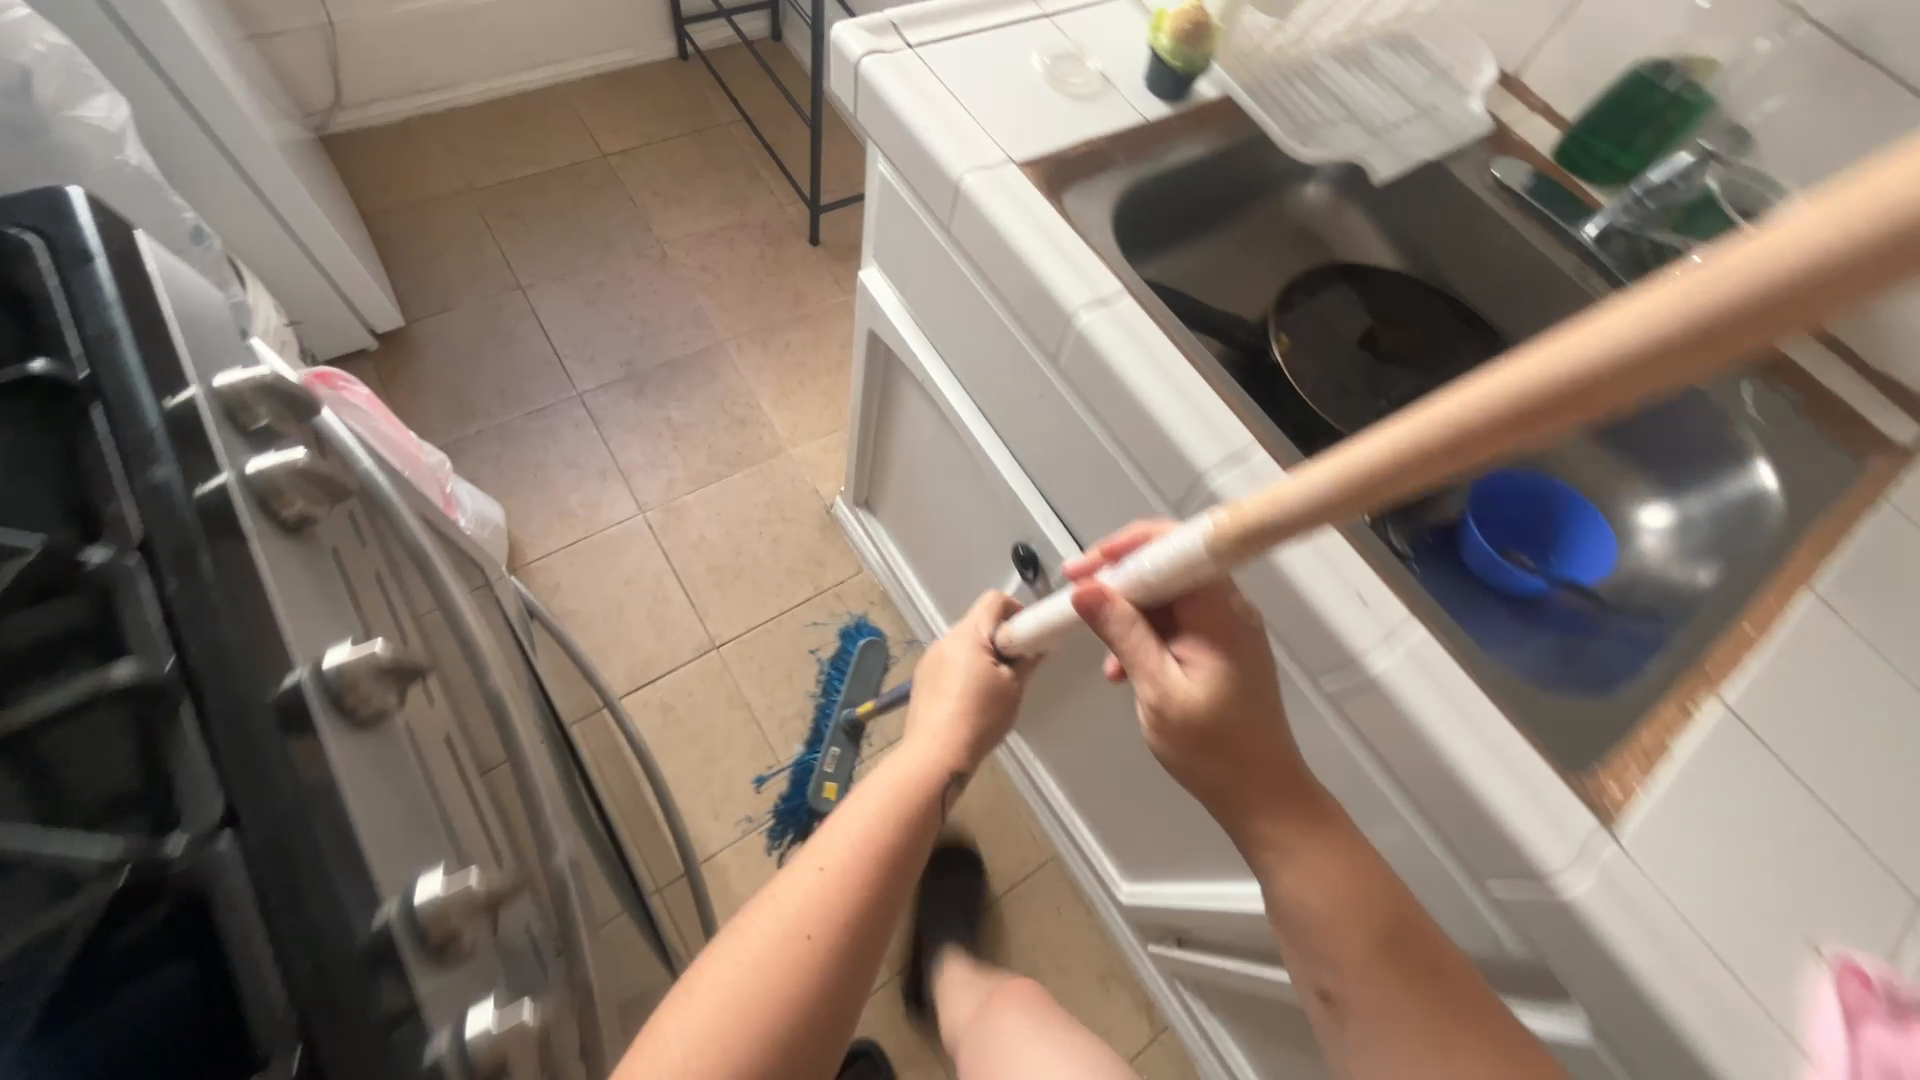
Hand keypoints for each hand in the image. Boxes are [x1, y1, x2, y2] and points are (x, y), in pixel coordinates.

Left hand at [902, 591, 1038, 774]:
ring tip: (992, 690)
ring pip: (963, 645)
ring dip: (981, 656)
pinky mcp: (922, 678)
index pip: (994, 600)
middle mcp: (945, 639)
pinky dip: (964, 671)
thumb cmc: (980, 716)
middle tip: (1015, 668)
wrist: (936, 754)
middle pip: (978, 623)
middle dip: (1000, 639)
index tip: (1027, 637)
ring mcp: (929, 658)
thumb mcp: (1013, 687)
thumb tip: (1038, 644)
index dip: (1015, 611)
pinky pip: (949, 662)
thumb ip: (1027, 659)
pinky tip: (970, 701)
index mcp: (968, 634)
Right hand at [1065, 520, 1323, 832]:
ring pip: (1166, 596)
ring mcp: (1224, 627)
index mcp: (1220, 610)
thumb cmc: (1212, 748)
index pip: (1171, 548)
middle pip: (1167, 566)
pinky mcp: (1218, 648)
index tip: (1079, 570)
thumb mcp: (1158, 690)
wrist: (1261, 795)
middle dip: (1117, 579)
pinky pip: (1174, 624)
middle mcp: (1227, 607)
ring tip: (1094, 640)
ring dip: (1126, 612)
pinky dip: (1142, 636)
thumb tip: (1084, 589)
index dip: (1122, 549)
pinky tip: (1120, 670)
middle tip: (1075, 594)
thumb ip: (1123, 634)